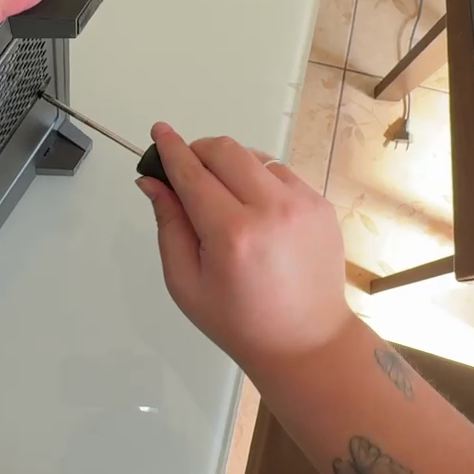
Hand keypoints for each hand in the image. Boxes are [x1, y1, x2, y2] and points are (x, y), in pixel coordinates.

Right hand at [137, 123, 354, 373]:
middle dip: (198, 151)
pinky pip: (280, 172)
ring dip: (229, 164)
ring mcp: (303, 204)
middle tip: (186, 171)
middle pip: (225, 150)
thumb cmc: (237, 320)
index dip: (171, 149)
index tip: (158, 131)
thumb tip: (152, 182)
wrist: (308, 343)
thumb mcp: (185, 281)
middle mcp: (271, 210)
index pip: (192, 174)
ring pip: (254, 156)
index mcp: (232, 234)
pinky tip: (253, 208)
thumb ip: (168, 224)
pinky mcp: (321, 205)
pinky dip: (258, 178)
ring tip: (222, 196)